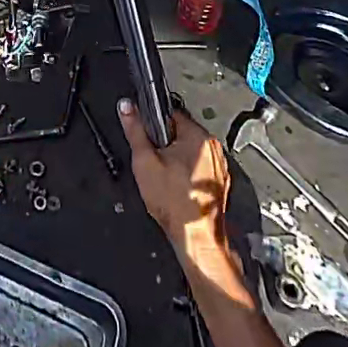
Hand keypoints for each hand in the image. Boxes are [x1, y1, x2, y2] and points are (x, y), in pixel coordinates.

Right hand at [118, 100, 232, 264]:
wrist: (195, 238)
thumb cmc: (174, 203)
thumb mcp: (144, 162)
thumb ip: (135, 131)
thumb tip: (126, 108)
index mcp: (198, 136)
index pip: (170, 114)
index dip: (154, 126)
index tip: (149, 140)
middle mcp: (213, 147)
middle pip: (181, 133)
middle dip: (166, 144)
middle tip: (156, 163)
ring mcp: (220, 165)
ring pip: (191, 151)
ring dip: (178, 159)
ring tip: (167, 179)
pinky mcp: (221, 181)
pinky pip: (200, 167)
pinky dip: (189, 173)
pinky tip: (179, 188)